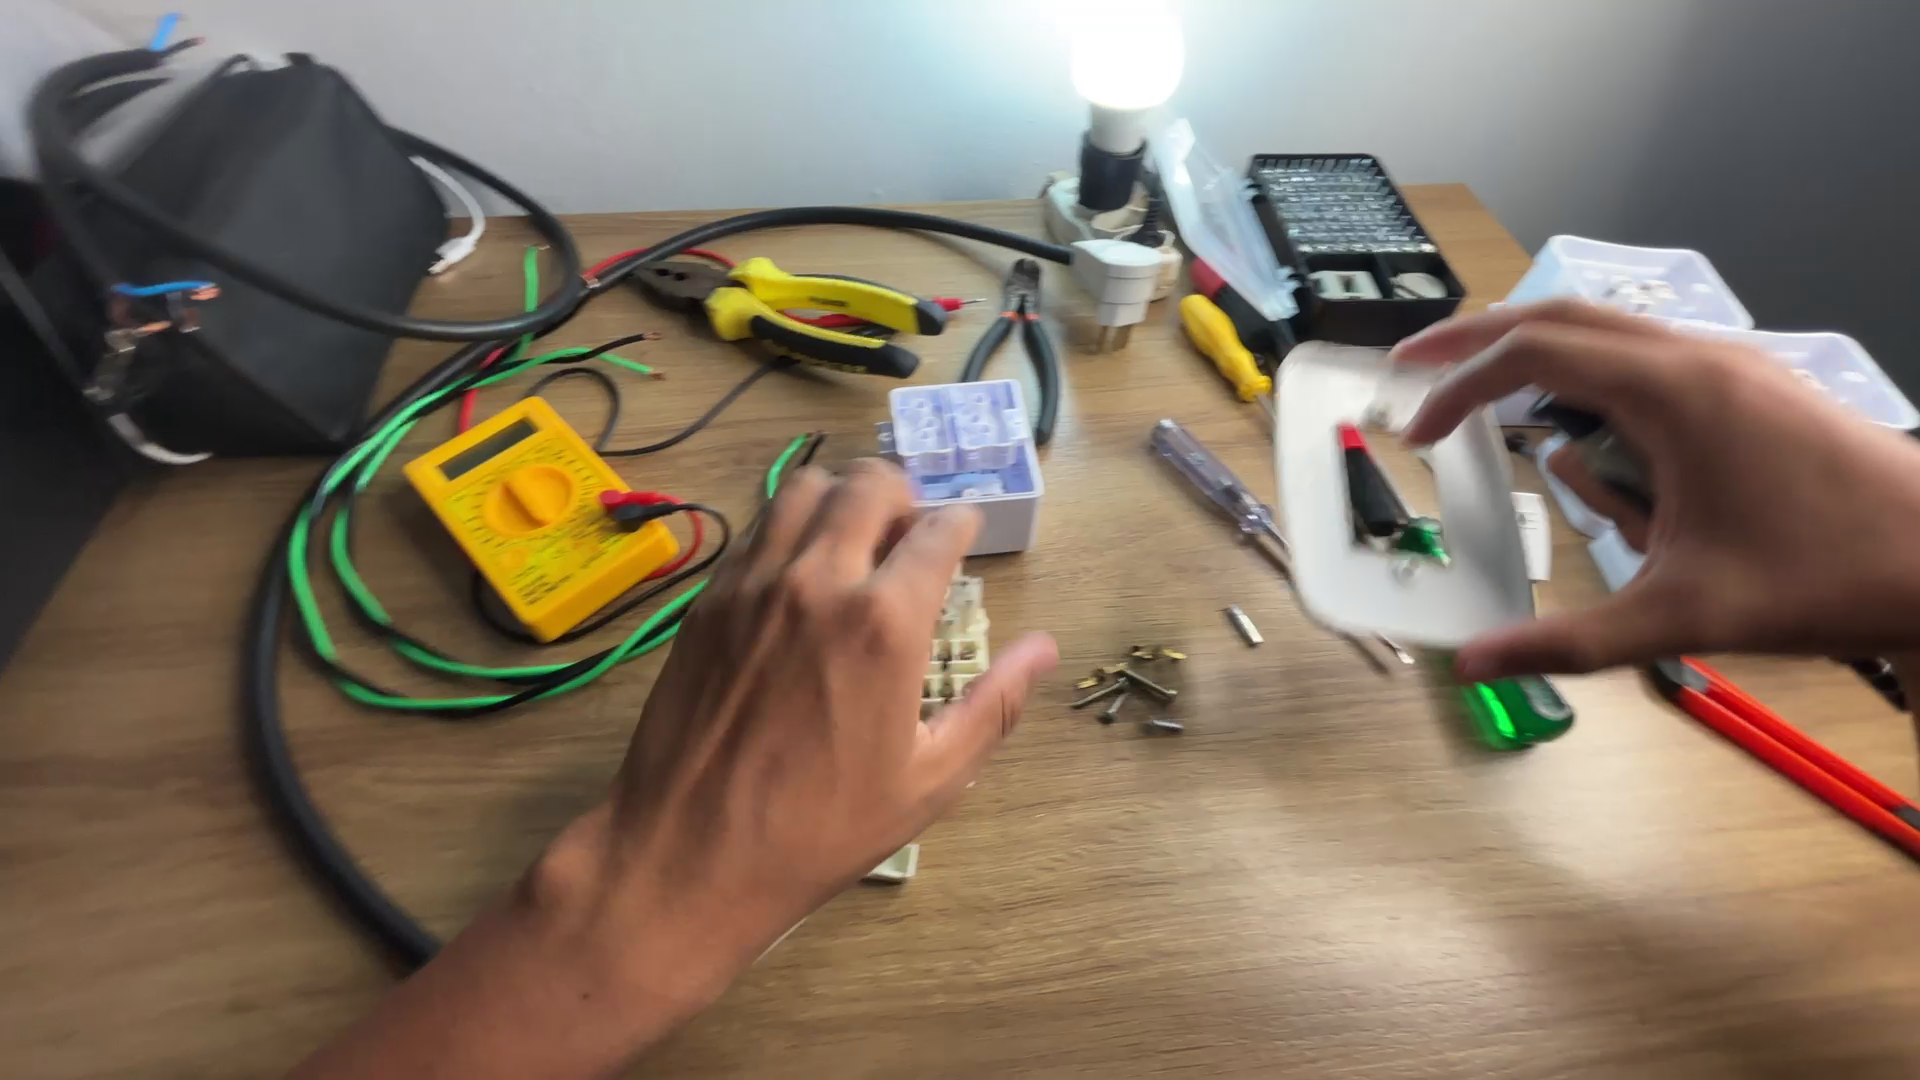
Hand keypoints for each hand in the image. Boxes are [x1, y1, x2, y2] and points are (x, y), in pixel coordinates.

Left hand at [290, 459, 1056, 1079]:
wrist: (681, 862)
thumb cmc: (816, 833)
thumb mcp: (928, 780)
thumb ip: (993, 703)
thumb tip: (1042, 649)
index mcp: (884, 622)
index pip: (940, 531)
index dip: (963, 523)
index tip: (969, 531)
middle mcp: (821, 581)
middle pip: (873, 484)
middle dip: (906, 485)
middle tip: (919, 514)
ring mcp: (758, 581)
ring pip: (809, 487)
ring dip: (846, 487)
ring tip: (865, 514)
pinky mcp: (711, 598)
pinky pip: (760, 523)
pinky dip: (793, 515)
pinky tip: (803, 546)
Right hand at [1397, 300, 1919, 680]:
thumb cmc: (1831, 580)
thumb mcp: (1682, 616)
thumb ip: (1565, 640)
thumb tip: (1468, 665)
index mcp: (1675, 394)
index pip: (1529, 356)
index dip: (1455, 390)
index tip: (1418, 436)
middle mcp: (1698, 359)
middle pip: (1555, 314)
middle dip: (1470, 336)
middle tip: (1407, 362)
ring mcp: (1726, 365)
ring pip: (1597, 327)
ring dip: (1523, 349)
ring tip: (1469, 384)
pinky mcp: (1741, 385)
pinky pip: (1633, 356)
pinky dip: (1575, 371)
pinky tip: (1565, 425)